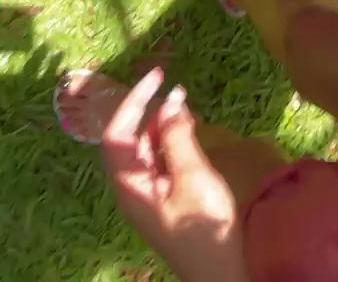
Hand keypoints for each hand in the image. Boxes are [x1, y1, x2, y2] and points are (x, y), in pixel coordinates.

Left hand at [102, 68, 246, 281]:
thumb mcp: (192, 176)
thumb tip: (171, 101)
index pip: (117, 134)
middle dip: (148, 109)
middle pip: (128, 139)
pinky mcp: (164, 199)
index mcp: (130, 185)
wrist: (221, 274)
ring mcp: (148, 195)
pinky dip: (171, 139)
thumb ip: (178, 137)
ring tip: (187, 104)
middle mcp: (132, 188)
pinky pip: (160, 160)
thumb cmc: (204, 226)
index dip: (133, 101)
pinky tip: (190, 130)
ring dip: (162, 123)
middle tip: (177, 87)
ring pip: (146, 148)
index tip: (159, 76)